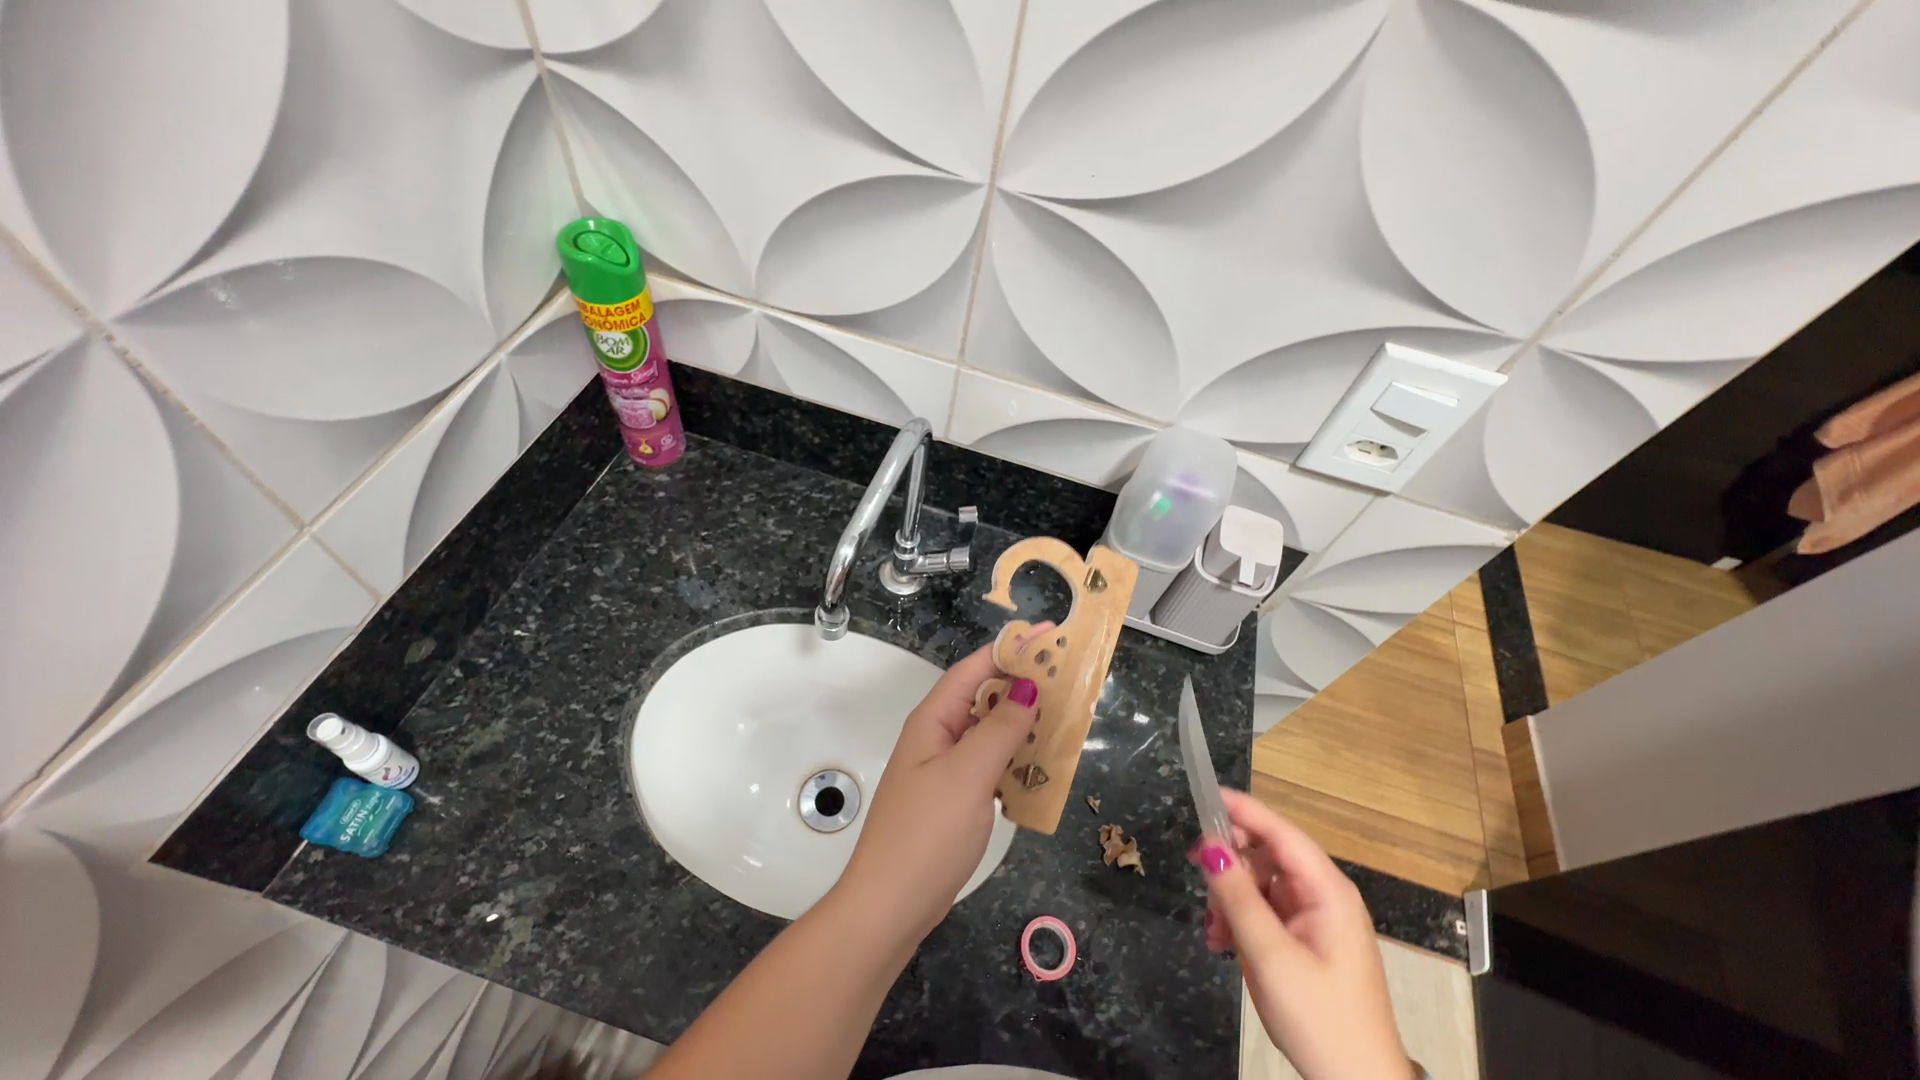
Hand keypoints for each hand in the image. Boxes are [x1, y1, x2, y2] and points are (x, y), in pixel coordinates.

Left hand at [834, 627, 1046, 941]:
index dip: (1010, 649)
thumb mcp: (968, 775)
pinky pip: (990, 766)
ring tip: (1067, 716)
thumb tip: (1028, 686)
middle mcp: (937, 739)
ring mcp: (944, 771)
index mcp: (933, 721)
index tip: (1050, 634)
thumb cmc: (926, 834)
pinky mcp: (954, 800)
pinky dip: (1017, 760)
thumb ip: (1000, 729)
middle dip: (1022, 684)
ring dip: (1023, 723)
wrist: (891, 906)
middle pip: (983, 697)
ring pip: (990, 733)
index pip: (974, 669)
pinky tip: (1043, 766)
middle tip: (1070, 677)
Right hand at [1196, 789, 1407, 1079]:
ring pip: (1262, 885)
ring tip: (1213, 933)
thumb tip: (1210, 846)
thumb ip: (1238, 898)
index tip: (1205, 794)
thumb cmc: (1319, 1017)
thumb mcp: (1269, 956)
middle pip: (1268, 857)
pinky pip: (1267, 913)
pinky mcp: (1308, 942)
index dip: (1244, 810)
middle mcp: (1325, 897)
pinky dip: (1242, 921)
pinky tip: (1224, 943)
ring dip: (1231, 900)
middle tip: (1196, 876)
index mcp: (1328, 892)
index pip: (1282, 833)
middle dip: (1230, 866)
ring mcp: (1317, 920)